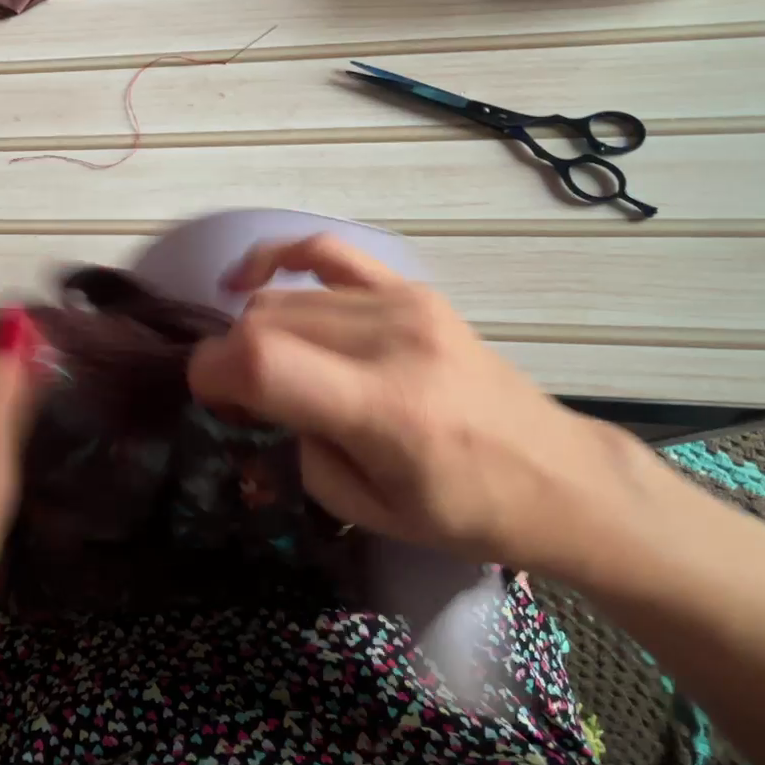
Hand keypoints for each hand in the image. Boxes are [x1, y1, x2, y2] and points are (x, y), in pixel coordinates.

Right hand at [187, 233, 663, 576]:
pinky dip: (277, 258)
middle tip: (239, 400)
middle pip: (263, 321)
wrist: (557, 477)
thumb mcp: (365, 507)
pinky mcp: (413, 290)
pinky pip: (326, 253)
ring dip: (252, 331)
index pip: (260, 361)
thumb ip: (297, 446)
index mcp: (382, 408)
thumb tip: (256, 403)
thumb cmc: (465, 511)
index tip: (207, 401)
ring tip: (262, 367)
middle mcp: (391, 341)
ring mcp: (404, 305)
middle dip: (228, 359)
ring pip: (283, 296)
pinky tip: (248, 280)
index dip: (210, 374)